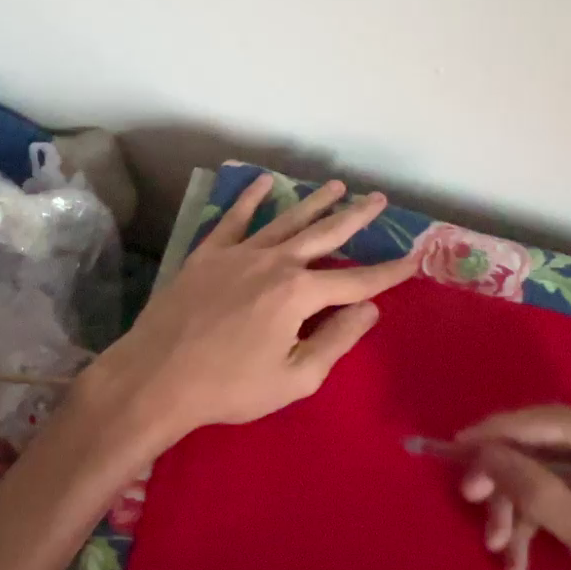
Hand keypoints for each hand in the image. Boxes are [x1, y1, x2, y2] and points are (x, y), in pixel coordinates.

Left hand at [82, 173, 418, 450]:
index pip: (356, 281)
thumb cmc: (230, 387)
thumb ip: (335, 341)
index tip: (413, 258)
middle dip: (356, 217)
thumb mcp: (295, 378)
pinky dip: (250, 198)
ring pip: (285, 220)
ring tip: (337, 185)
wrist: (157, 376)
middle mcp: (274, 262)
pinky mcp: (207, 254)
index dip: (388, 272)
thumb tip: (369, 310)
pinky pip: (234, 218)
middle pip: (324, 234)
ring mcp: (238, 253)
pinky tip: (263, 182)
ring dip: (314, 202)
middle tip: (379, 199)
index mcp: (299, 294)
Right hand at [456, 406, 570, 569]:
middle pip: (549, 447)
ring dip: (519, 508)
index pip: (558, 422)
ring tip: (501, 551)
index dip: (503, 431)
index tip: (457, 446)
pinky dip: (538, 524)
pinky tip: (520, 562)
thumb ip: (542, 494)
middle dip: (509, 478)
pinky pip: (563, 496)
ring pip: (549, 473)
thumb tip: (484, 452)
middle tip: (473, 502)